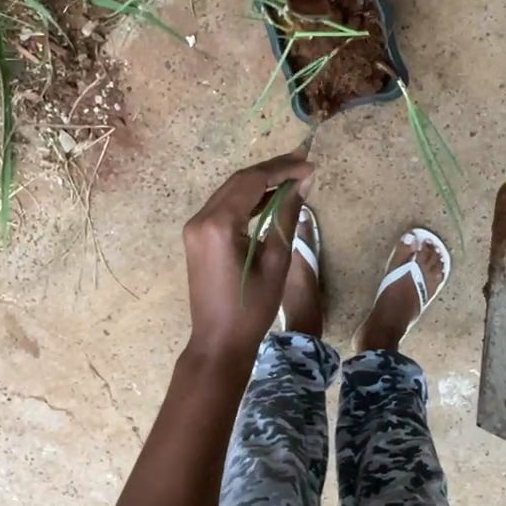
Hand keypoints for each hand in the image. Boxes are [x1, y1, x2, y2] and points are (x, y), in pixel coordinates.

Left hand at [180, 150, 313, 362]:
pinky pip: (224, 207)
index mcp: (218, 224)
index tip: (310, 165)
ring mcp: (195, 228)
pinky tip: (271, 198)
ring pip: (230, 192)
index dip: (282, 169)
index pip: (252, 182)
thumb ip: (286, 217)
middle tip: (304, 164)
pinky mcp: (198, 237)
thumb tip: (302, 185)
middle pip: (239, 181)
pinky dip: (248, 200)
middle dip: (272, 170)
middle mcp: (200, 219)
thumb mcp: (277, 262)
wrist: (218, 341)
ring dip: (260, 183)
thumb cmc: (252, 308)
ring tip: (293, 176)